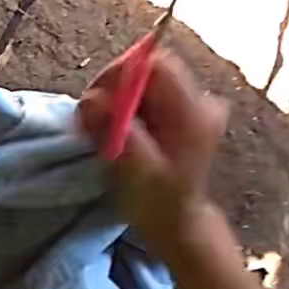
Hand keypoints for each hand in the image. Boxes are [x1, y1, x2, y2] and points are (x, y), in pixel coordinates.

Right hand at [78, 46, 230, 265]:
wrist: (177, 224)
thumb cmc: (157, 204)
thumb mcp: (135, 171)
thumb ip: (115, 132)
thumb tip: (89, 99)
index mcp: (193, 113)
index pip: (155, 65)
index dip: (120, 74)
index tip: (95, 101)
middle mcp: (198, 101)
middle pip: (147, 70)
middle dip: (113, 90)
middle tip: (92, 120)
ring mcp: (190, 106)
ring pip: (142, 84)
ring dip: (115, 103)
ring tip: (102, 132)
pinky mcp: (177, 114)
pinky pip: (144, 97)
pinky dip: (123, 111)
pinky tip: (115, 135)